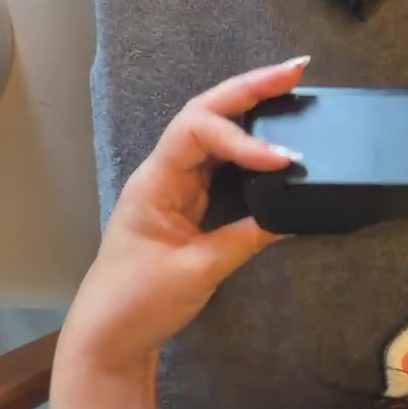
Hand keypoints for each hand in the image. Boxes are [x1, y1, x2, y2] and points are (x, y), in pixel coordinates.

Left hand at [59, 58, 307, 377]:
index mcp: (155, 182)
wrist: (110, 337)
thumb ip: (246, 237)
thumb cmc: (139, 303)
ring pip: (214, 132)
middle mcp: (165, 173)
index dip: (245, 139)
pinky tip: (274, 136)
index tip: (286, 160)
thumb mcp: (198, 271)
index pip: (199, 134)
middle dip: (250, 88)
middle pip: (206, 113)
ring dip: (252, 107)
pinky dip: (250, 145)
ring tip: (291, 89)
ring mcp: (177, 187)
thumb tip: (291, 215)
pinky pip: (222, 163)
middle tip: (297, 70)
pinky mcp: (190, 204)